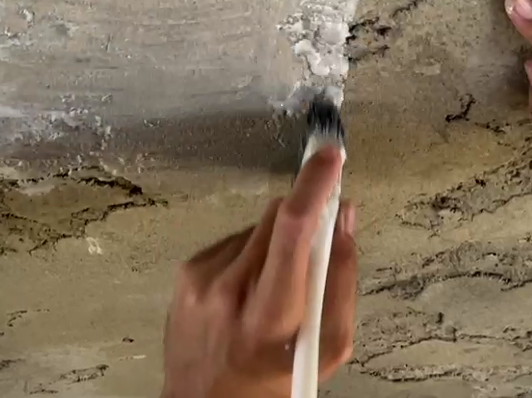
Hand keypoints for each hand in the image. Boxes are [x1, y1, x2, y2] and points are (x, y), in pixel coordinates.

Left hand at [161, 148, 356, 397]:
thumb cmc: (273, 382)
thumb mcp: (325, 351)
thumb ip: (342, 283)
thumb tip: (344, 215)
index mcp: (268, 319)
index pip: (291, 233)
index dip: (313, 188)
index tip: (329, 157)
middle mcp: (228, 292)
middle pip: (275, 219)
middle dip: (301, 222)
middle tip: (310, 251)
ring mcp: (201, 279)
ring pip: (256, 227)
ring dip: (273, 244)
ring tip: (270, 287)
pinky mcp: (187, 271)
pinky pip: (233, 240)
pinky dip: (248, 255)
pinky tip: (245, 291)